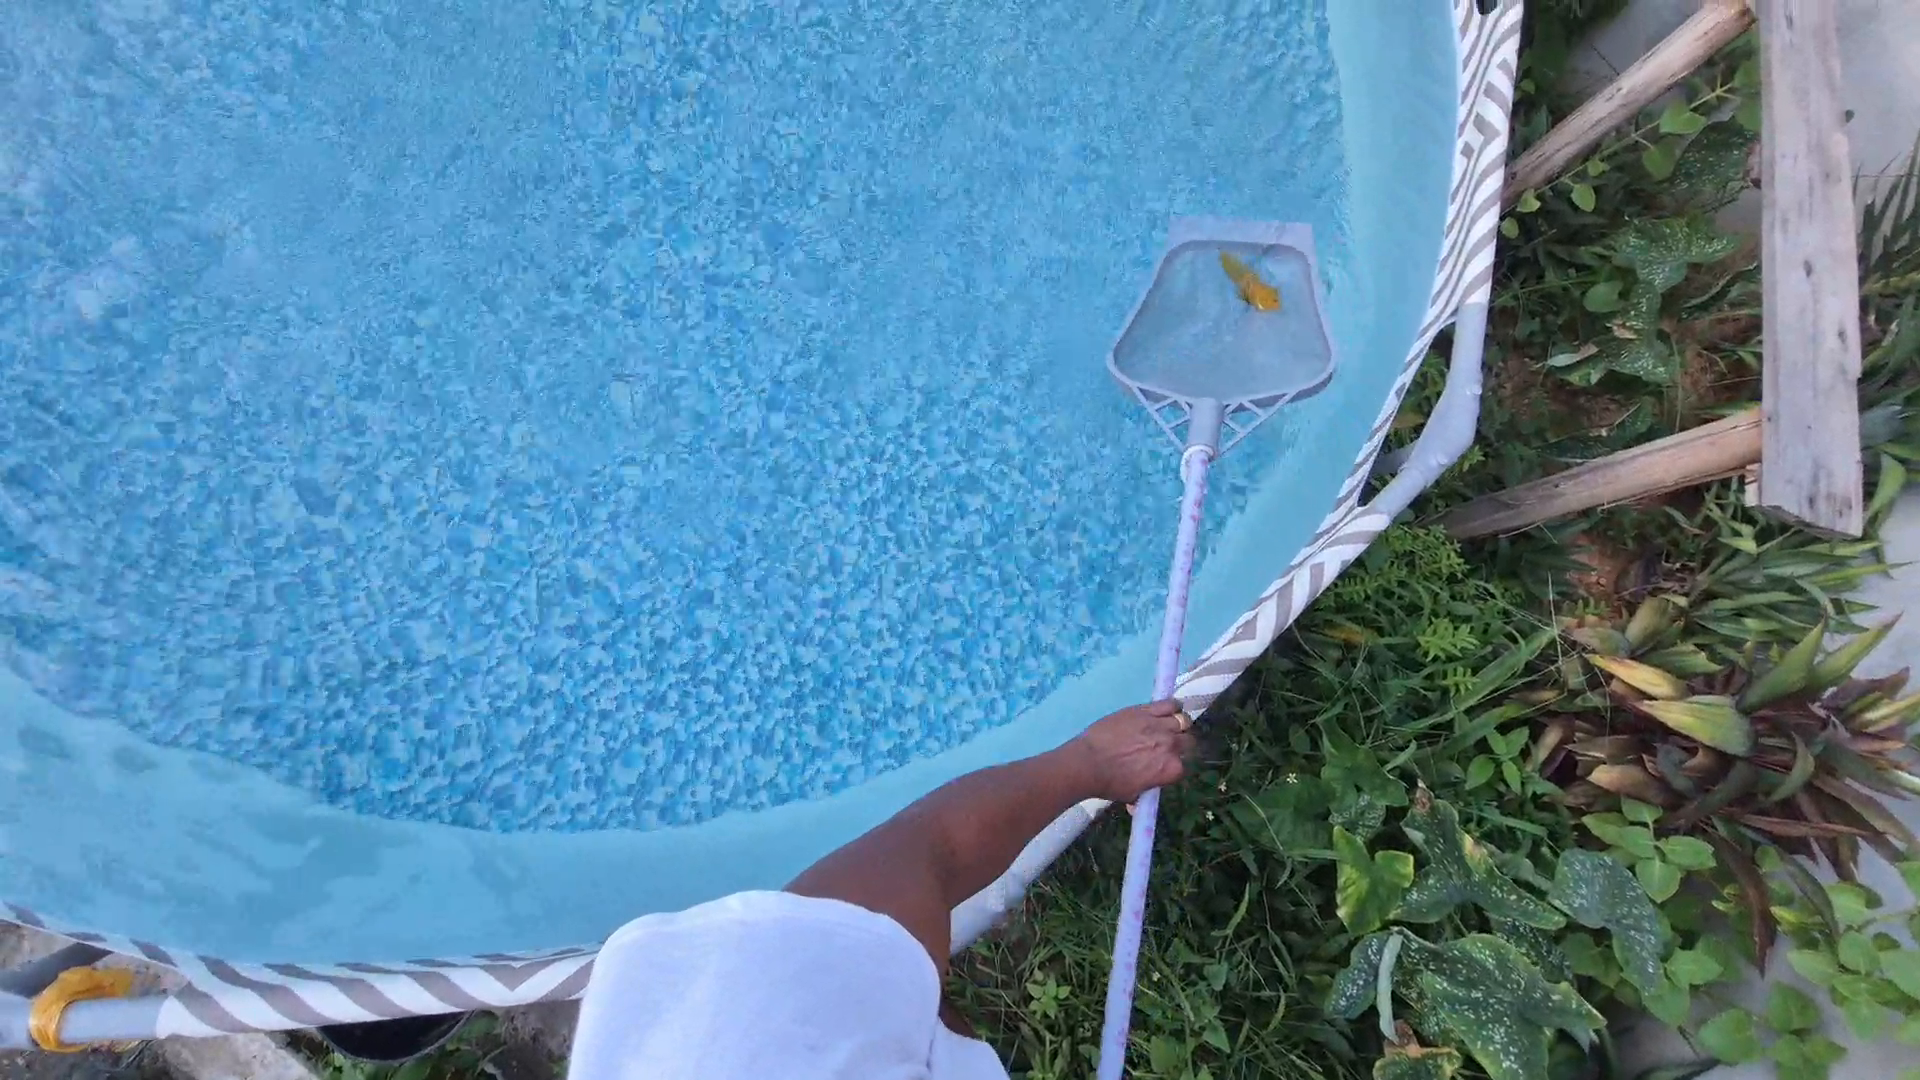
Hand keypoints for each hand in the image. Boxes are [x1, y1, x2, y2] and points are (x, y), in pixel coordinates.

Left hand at [1061, 700, 1195, 803]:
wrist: (1088, 762)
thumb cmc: (1109, 783)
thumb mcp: (1134, 794)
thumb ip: (1147, 788)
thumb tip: (1147, 792)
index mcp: (1171, 769)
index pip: (1183, 765)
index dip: (1174, 763)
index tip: (1166, 761)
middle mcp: (1171, 746)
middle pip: (1188, 741)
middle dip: (1180, 743)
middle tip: (1167, 743)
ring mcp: (1159, 726)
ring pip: (1182, 721)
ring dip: (1178, 724)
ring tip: (1168, 725)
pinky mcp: (1146, 710)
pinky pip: (1169, 704)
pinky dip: (1173, 706)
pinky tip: (1170, 708)